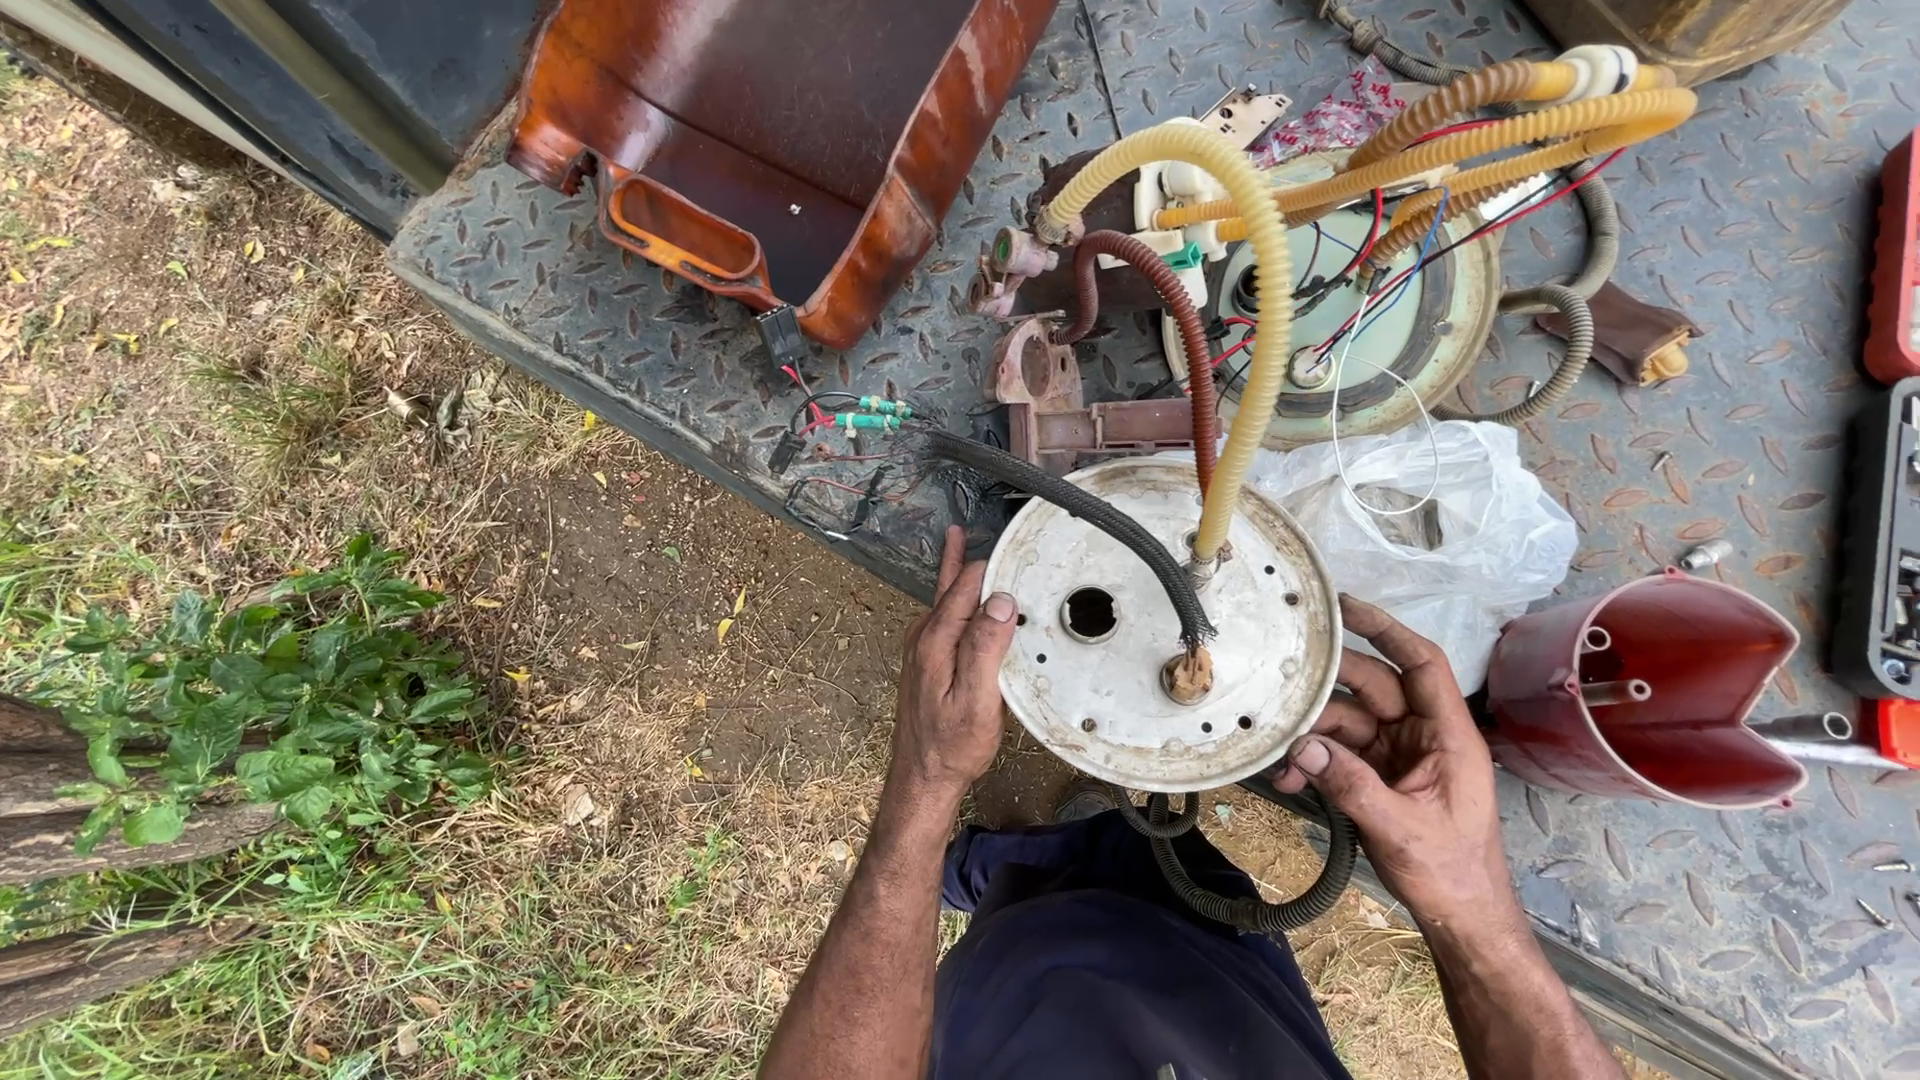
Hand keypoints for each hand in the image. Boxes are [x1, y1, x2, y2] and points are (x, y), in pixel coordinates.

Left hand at [886, 526, 1018, 805]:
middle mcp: (924, 639)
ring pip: (944, 601)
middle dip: (964, 560)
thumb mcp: (977, 701)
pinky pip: (942, 618)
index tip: (1011, 545)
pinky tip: (963, 600)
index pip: (965, 588)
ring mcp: (921, 650)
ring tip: (962, 545)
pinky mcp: (925, 662)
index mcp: (936, 642)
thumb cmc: (953, 746)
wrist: (922, 778)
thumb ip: (985, 649)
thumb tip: (1000, 600)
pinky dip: (956, 600)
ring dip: (958, 576)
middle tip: (968, 530)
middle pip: (948, 588)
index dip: (989, 566)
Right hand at [1272, 595, 1522, 940]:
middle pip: (1370, 688)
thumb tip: (1300, 745)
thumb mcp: (1402, 829)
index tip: (1344, 606)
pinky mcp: (1373, 774)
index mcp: (1448, 735)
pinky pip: (1335, 753)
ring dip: (1308, 736)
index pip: (1422, 664)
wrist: (1459, 918)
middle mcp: (1420, 735)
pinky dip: (1310, 763)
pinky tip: (1287, 781)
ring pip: (1343, 721)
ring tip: (1277, 754)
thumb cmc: (1451, 872)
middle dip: (1325, 687)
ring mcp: (1394, 754)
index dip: (1388, 629)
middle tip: (1280, 680)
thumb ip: (1351, 785)